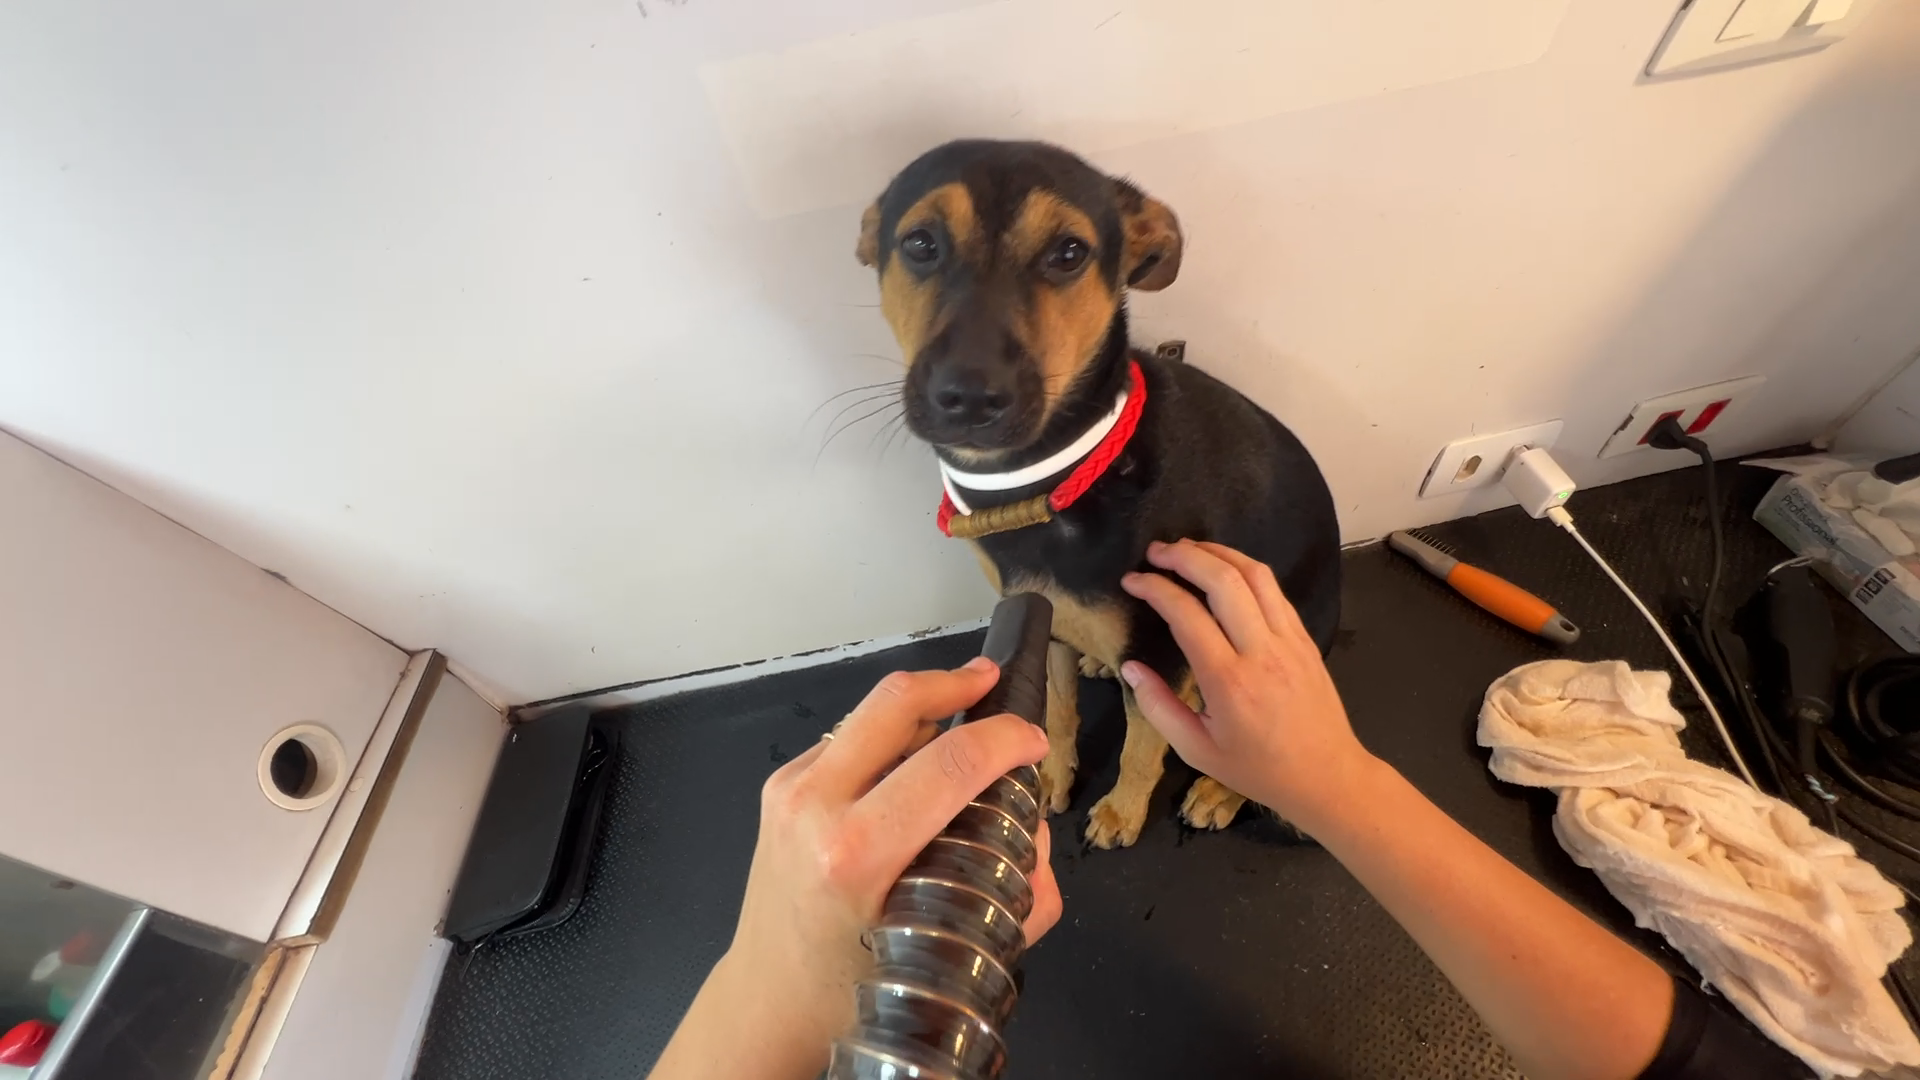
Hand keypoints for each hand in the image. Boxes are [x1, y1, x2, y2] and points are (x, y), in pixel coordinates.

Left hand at [719, 659, 1061, 1064]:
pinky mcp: (780, 781)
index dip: (1004, 740)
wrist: (765, 1002)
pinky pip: (851, 736)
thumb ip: (1020, 894)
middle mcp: (815, 804)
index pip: (950, 764)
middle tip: (992, 678)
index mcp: (856, 852)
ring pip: (872, 710)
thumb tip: (1035, 827)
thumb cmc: (858, 991)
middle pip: (898, 702)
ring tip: (959, 729)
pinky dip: (891, 739)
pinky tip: (909, 765)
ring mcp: (790, 785)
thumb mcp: (952, 951)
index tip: (1033, 742)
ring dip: (925, 708)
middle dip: (957, 682)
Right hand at [1119, 540, 1373, 834]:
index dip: (1154, 588)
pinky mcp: (1304, 637)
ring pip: (1253, 574)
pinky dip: (1243, 568)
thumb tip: (1129, 667)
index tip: (1131, 581)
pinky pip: (1273, 589)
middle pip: (1222, 581)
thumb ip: (1157, 706)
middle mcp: (1260, 651)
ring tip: (1186, 548)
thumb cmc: (1257, 768)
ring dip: (1216, 552)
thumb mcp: (1195, 750)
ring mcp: (1288, 640)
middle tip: (1155, 552)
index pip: (1186, 614)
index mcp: (1228, 681)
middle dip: (1184, 556)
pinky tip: (1223, 568)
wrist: (1328, 777)